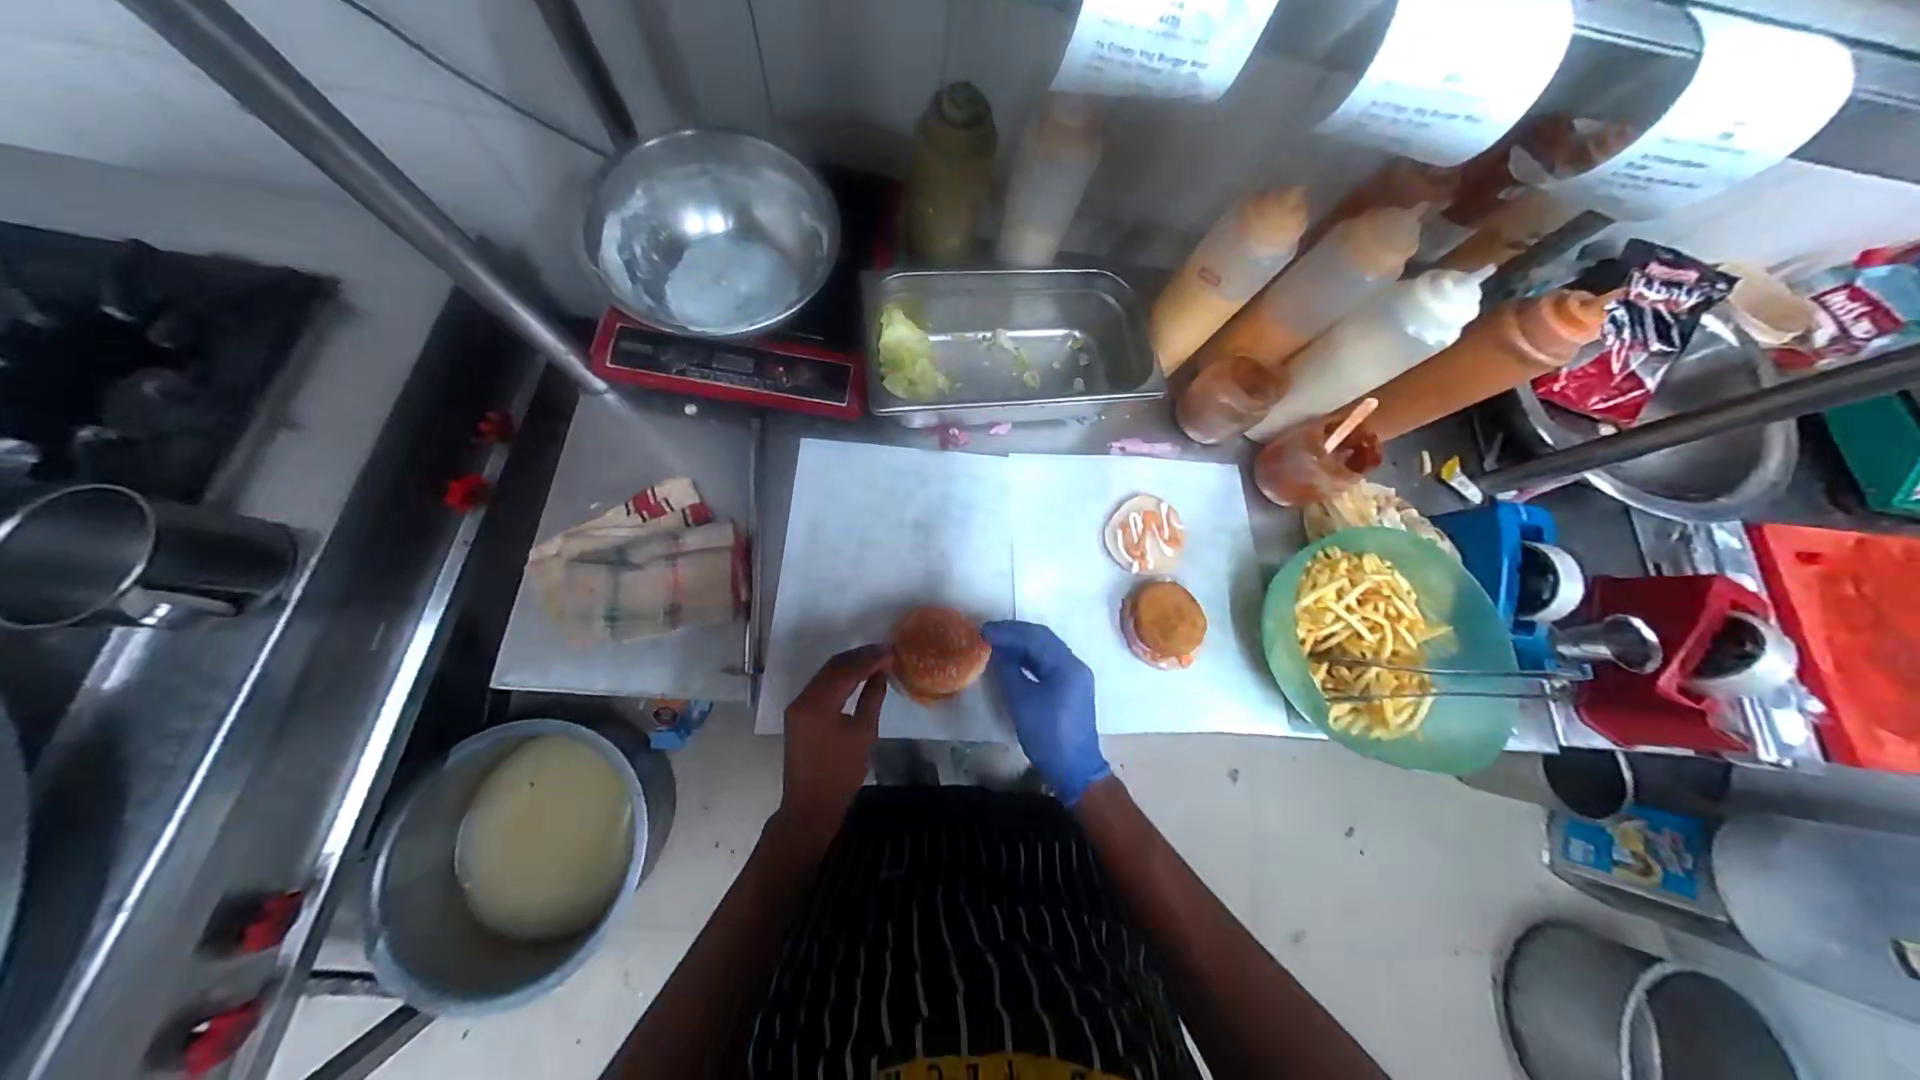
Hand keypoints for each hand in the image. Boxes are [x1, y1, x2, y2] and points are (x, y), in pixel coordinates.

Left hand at [778, 644, 891, 843]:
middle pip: (832, 666)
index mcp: (818, 704)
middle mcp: (803, 699)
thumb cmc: (841, 773)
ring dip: (850, 664)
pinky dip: (840, 677)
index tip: (891, 651)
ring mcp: (797, 705)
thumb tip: (881, 673)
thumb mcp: (863, 733)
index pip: (845, 669)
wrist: (811, 804)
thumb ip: (872, 698)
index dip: (870, 658)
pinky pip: (821, 685)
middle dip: (860, 656)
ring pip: (825, 673)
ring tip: (876, 659)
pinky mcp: (799, 713)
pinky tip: (858, 675)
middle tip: (886, 651)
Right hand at [980, 621, 1108, 803]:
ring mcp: (1075, 677)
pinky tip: (1011, 662)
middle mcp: (1075, 666)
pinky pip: (1048, 665)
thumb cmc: (1048, 736)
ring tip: (995, 645)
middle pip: (1043, 640)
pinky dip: (1029, 660)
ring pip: (1046, 651)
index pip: (1036, 637)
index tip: (983, 630)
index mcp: (1067, 666)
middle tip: (987, 634)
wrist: (1075, 770)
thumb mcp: (1022, 702)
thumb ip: (1008, 671)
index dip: (1008, 631)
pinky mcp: (1071, 689)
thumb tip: (996, 651)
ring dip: (1021, 646)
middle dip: (1015, 634)